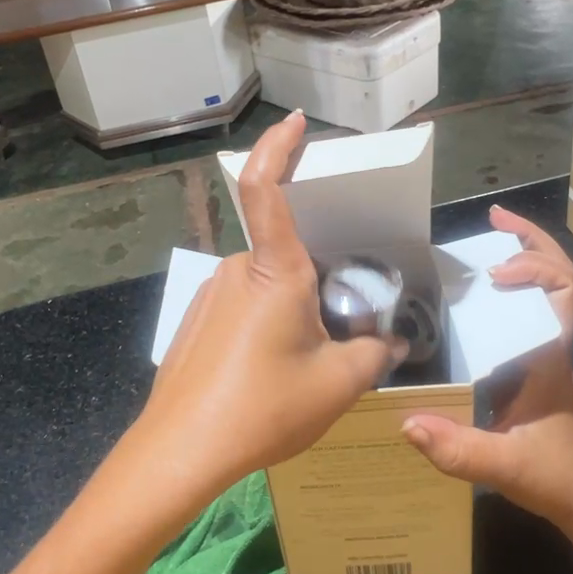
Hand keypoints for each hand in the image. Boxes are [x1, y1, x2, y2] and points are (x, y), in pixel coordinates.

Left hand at [130, 110, 398, 501]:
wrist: (180, 451)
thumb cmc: (263, 408)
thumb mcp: (337, 384)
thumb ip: (373, 354)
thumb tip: (392, 343)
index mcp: (272, 271)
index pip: (268, 187)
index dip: (279, 146)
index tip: (295, 122)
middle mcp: (235, 270)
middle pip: (285, 254)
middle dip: (318, 281)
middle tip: (340, 330)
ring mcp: (210, 295)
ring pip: (265, 285)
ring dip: (293, 310)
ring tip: (306, 366)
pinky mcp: (197, 321)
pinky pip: (243, 307)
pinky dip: (266, 326)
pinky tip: (270, 375)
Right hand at [403, 209, 572, 536]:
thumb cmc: (559, 480)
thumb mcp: (505, 469)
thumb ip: (459, 450)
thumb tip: (406, 422)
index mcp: (550, 356)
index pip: (564, 290)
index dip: (536, 266)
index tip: (496, 268)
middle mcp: (551, 346)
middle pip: (561, 276)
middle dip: (530, 240)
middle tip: (494, 218)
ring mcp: (546, 356)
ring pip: (548, 293)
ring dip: (524, 259)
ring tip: (486, 238)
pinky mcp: (535, 370)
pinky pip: (527, 314)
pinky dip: (510, 293)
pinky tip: (476, 299)